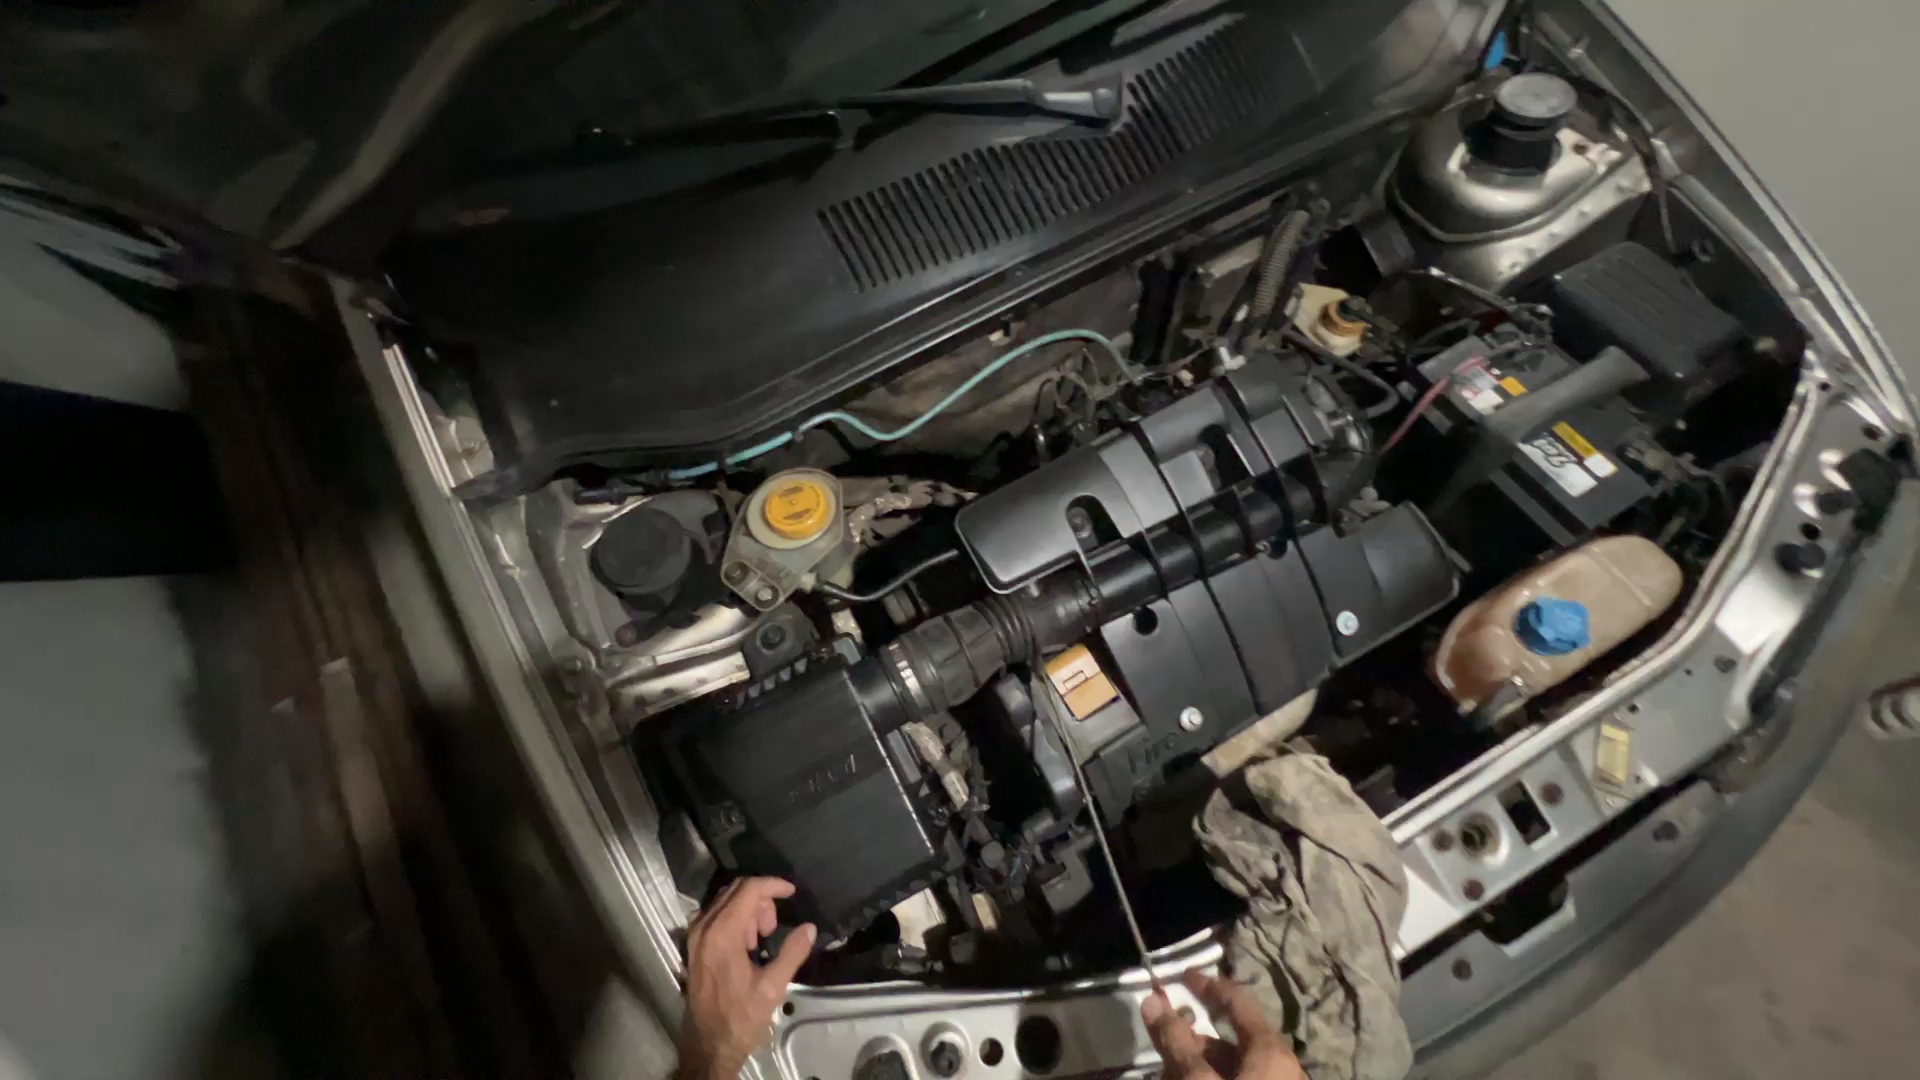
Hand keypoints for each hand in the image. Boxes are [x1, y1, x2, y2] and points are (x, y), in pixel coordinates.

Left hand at [676, 877, 816, 1079]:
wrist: (708, 1048)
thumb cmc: (740, 1018)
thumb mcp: (772, 988)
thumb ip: (792, 953)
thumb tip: (809, 927)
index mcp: (722, 934)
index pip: (749, 889)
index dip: (773, 885)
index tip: (792, 892)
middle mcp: (704, 928)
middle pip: (737, 890)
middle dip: (762, 900)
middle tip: (774, 927)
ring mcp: (695, 936)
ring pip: (726, 900)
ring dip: (749, 909)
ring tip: (761, 938)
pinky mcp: (694, 946)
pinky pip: (716, 914)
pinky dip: (735, 917)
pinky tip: (746, 942)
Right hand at [1141, 972, 1305, 1079]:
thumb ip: (1175, 1040)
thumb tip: (1153, 999)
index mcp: (1271, 1053)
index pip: (1237, 1001)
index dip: (1207, 985)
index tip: (1179, 978)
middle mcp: (1281, 1073)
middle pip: (1230, 1045)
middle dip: (1191, 1044)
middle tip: (1160, 1049)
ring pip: (1230, 1074)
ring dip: (1195, 1071)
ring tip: (1167, 1076)